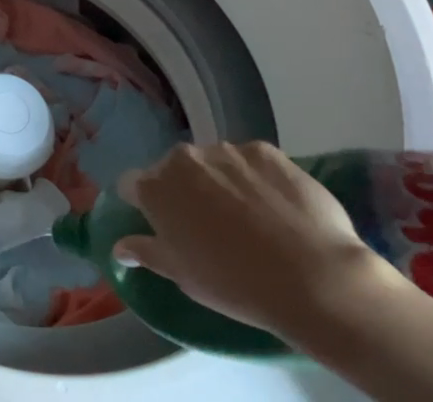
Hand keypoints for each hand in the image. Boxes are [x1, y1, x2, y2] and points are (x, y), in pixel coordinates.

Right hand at [113, 142, 392, 340]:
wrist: (313, 278)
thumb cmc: (235, 283)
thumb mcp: (182, 276)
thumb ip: (145, 252)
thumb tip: (119, 246)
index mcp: (155, 187)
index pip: (132, 185)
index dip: (143, 204)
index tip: (161, 225)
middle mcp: (185, 158)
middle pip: (174, 169)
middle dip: (184, 190)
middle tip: (207, 225)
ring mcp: (228, 151)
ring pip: (214, 163)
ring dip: (219, 181)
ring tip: (248, 216)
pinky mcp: (267, 151)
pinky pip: (250, 161)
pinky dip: (255, 178)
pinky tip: (275, 207)